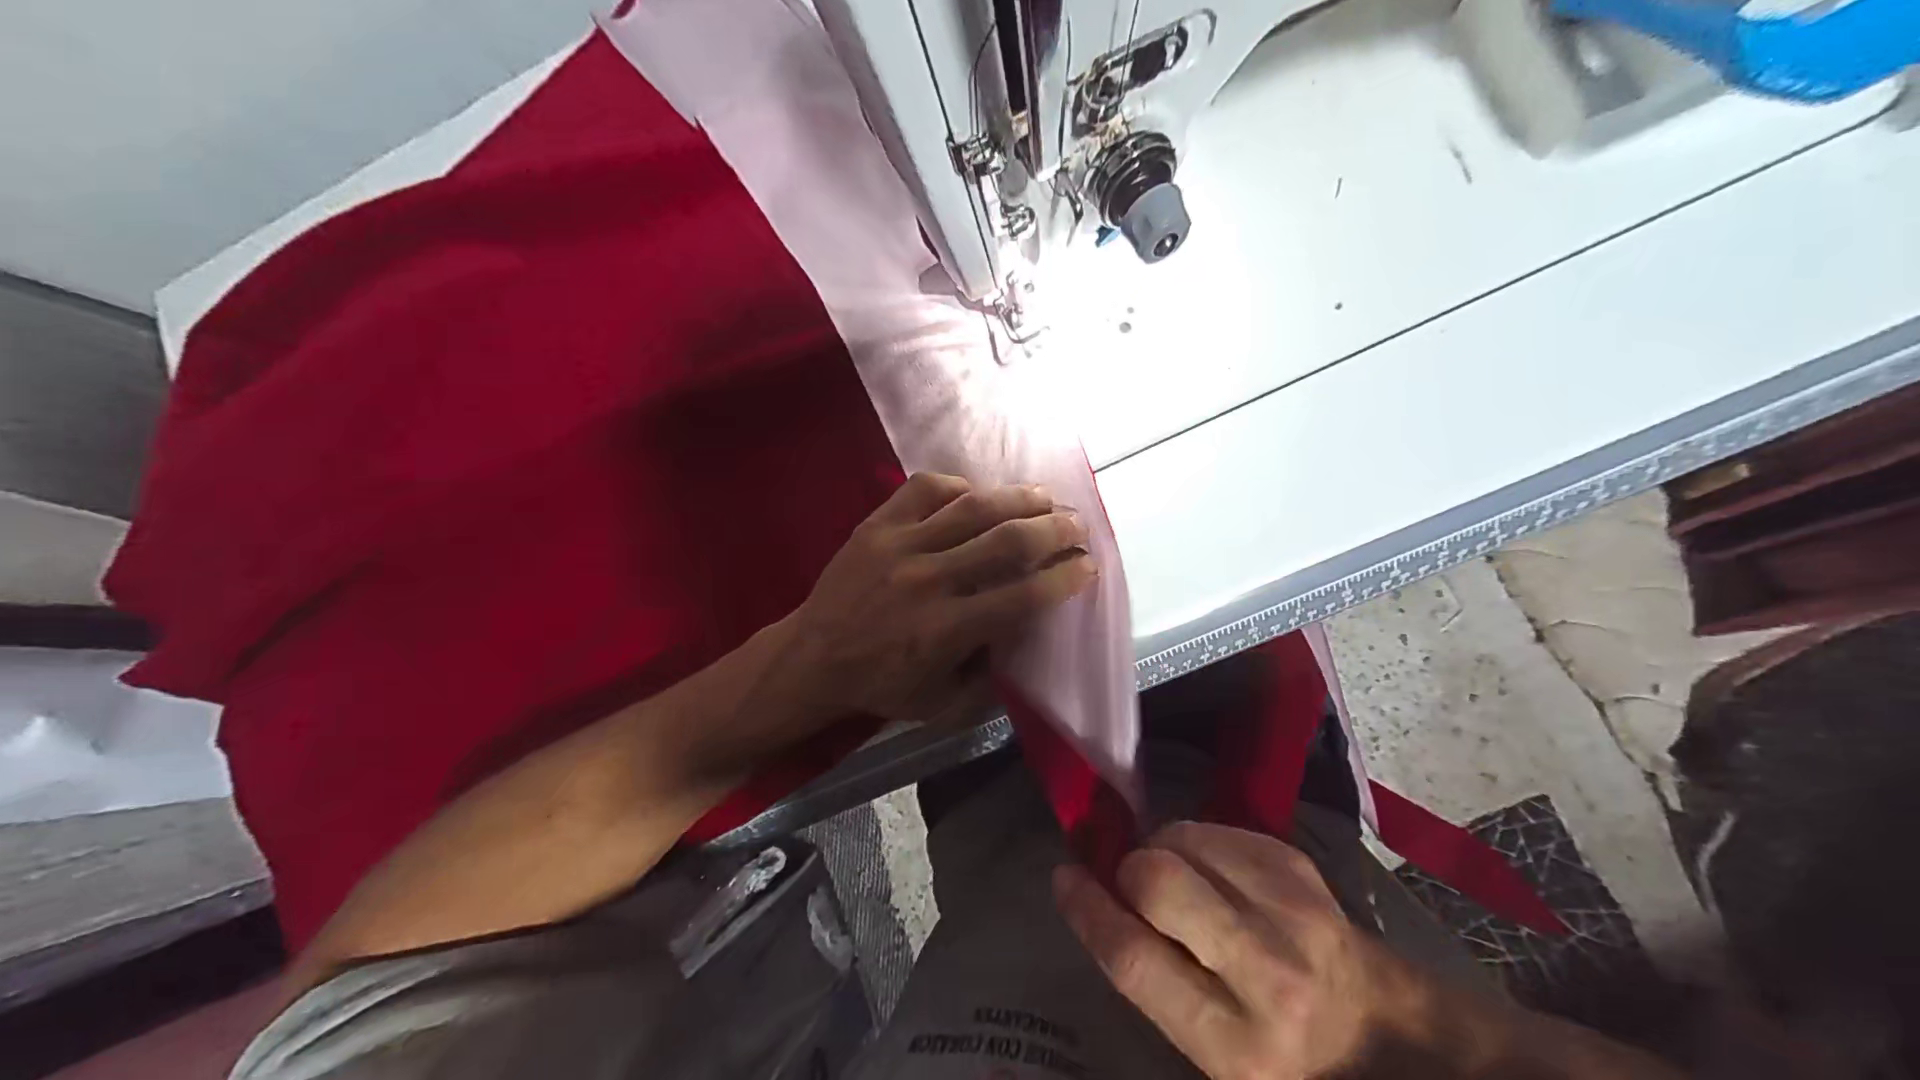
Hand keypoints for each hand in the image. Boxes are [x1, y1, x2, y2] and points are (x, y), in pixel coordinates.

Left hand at [773, 472, 1096, 726]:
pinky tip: (974, 493)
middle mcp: (930, 581)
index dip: (1066, 577)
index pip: (1025, 596)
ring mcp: (900, 546)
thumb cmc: (882, 685)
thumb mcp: (942, 701)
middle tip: (1077, 524)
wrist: (812, 659)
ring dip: (1017, 498)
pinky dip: (956, 485)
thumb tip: (1022, 627)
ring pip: (971, 507)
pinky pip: (923, 489)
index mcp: (949, 629)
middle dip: (1055, 529)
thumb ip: (988, 670)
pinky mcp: (876, 525)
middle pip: (1007, 542)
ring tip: (1043, 496)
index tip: (1087, 566)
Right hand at [1053, 823, 1416, 1079]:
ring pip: (1182, 840)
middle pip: (1159, 882)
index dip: (1089, 911)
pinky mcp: (1297, 864)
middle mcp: (1269, 973)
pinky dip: (1192, 841)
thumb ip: (1150, 976)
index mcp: (1236, 1043)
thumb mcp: (1209, 1051)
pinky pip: (1210, 827)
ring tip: (1179, 879)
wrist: (1379, 1029)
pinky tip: (1211, 871)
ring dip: (1161, 850)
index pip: (1135, 961)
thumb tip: (1090, 890)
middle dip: (1130, 873)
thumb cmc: (1279, 1053)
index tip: (1064, 878)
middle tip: (1134, 887)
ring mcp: (1291, 908)